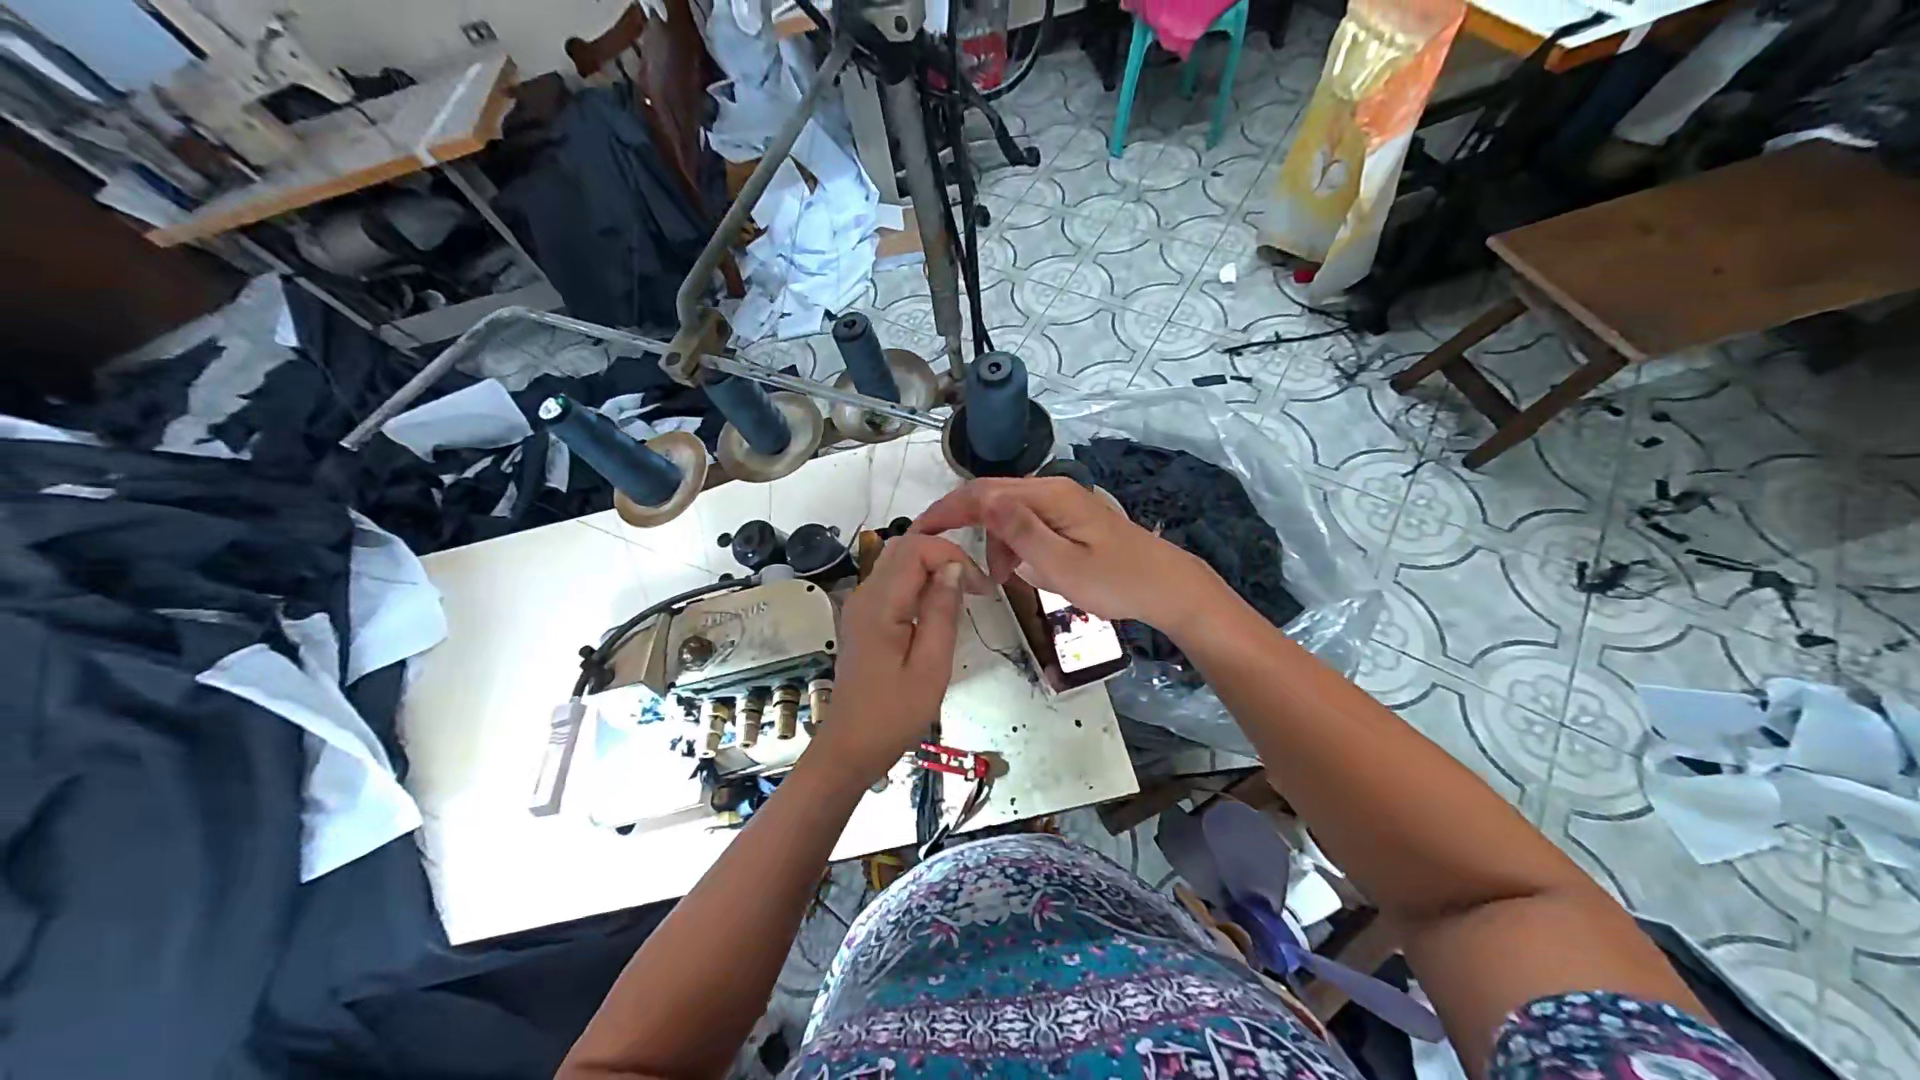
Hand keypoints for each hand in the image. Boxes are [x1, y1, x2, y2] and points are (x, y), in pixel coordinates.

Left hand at [810, 534, 988, 786]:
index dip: (952, 555)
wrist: (850, 747)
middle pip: (904, 548)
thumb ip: (942, 612)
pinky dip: (919, 583)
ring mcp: (860, 606)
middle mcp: (865, 595)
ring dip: (932, 568)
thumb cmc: (894, 715)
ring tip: (962, 595)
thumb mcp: (931, 667)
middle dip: (944, 556)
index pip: (915, 548)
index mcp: (880, 605)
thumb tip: (954, 568)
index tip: (980, 587)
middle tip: (975, 587)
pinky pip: (892, 584)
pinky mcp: (863, 618)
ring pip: (897, 562)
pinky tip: (938, 609)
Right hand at [912, 477, 1218, 628]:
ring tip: (999, 580)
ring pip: (1008, 514)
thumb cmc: (1116, 581)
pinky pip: (1027, 525)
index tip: (918, 531)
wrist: (1166, 587)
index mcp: (1047, 496)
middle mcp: (1051, 490)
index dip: (946, 509)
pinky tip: (1021, 572)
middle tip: (940, 556)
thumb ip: (1021, 532)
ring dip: (994, 543)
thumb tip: (981, 501)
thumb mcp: (1063, 564)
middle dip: (963, 524)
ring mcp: (1061, 503)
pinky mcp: (1068, 519)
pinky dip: (1014, 546)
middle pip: (992, 498)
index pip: (982, 492)